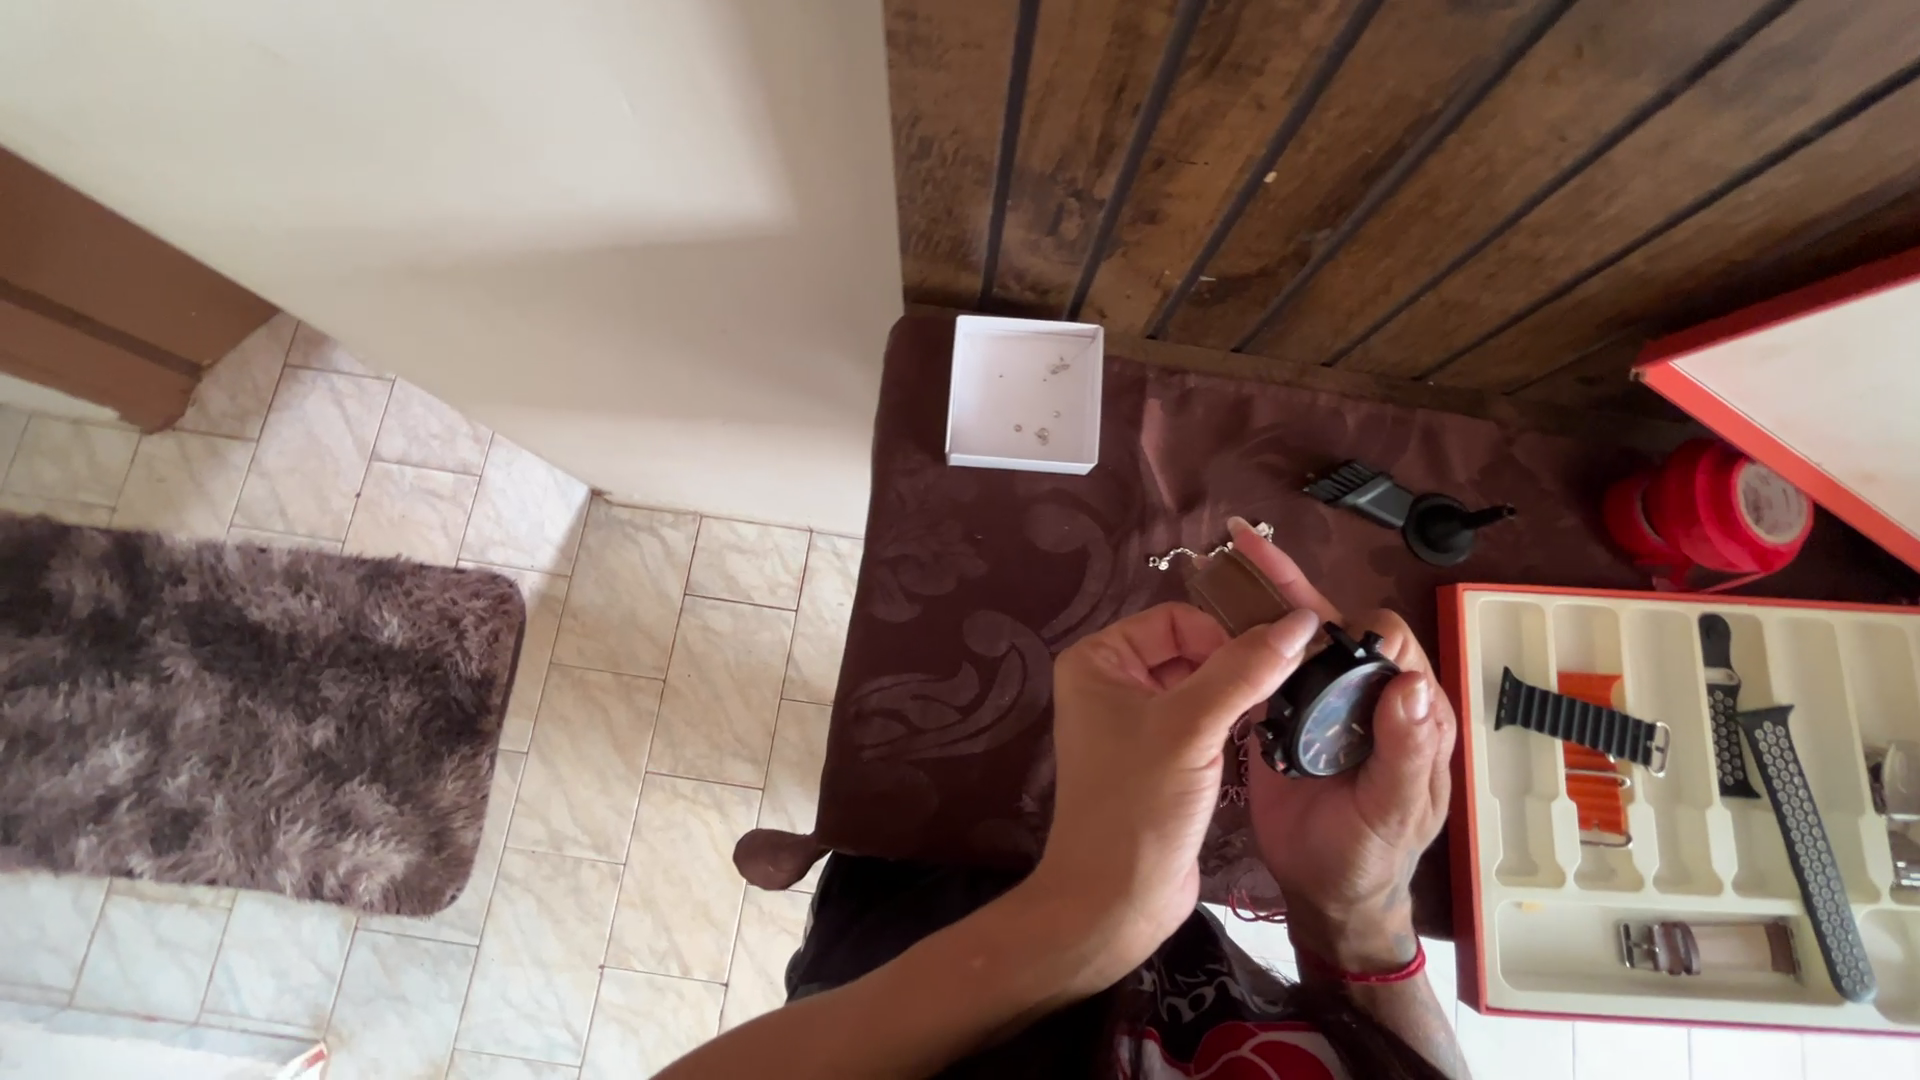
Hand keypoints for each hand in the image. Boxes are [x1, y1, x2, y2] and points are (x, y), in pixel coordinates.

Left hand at [1028, 600, 1324, 991]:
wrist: (1117, 898)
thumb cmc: (1141, 801)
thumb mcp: (1191, 726)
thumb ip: (1243, 670)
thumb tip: (1299, 620)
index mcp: (1097, 659)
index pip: (1173, 619)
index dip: (1222, 636)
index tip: (1268, 665)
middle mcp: (1108, 681)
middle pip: (1186, 648)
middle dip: (1233, 665)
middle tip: (1286, 683)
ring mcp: (1130, 719)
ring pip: (1197, 684)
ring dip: (1235, 694)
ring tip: (1278, 707)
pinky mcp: (1155, 754)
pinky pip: (1197, 718)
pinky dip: (1227, 720)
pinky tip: (1260, 732)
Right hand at [1226, 519, 1456, 971]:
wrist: (1322, 890)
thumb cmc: (1369, 855)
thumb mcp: (1396, 812)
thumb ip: (1408, 753)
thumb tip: (1408, 683)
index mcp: (1405, 708)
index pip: (1388, 643)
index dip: (1358, 632)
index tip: (1320, 639)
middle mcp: (1361, 693)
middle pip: (1330, 624)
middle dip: (1288, 580)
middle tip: (1244, 542)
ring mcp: (1317, 702)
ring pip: (1292, 638)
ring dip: (1258, 596)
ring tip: (1221, 559)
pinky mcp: (1279, 715)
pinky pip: (1261, 669)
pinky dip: (1238, 637)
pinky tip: (1208, 616)